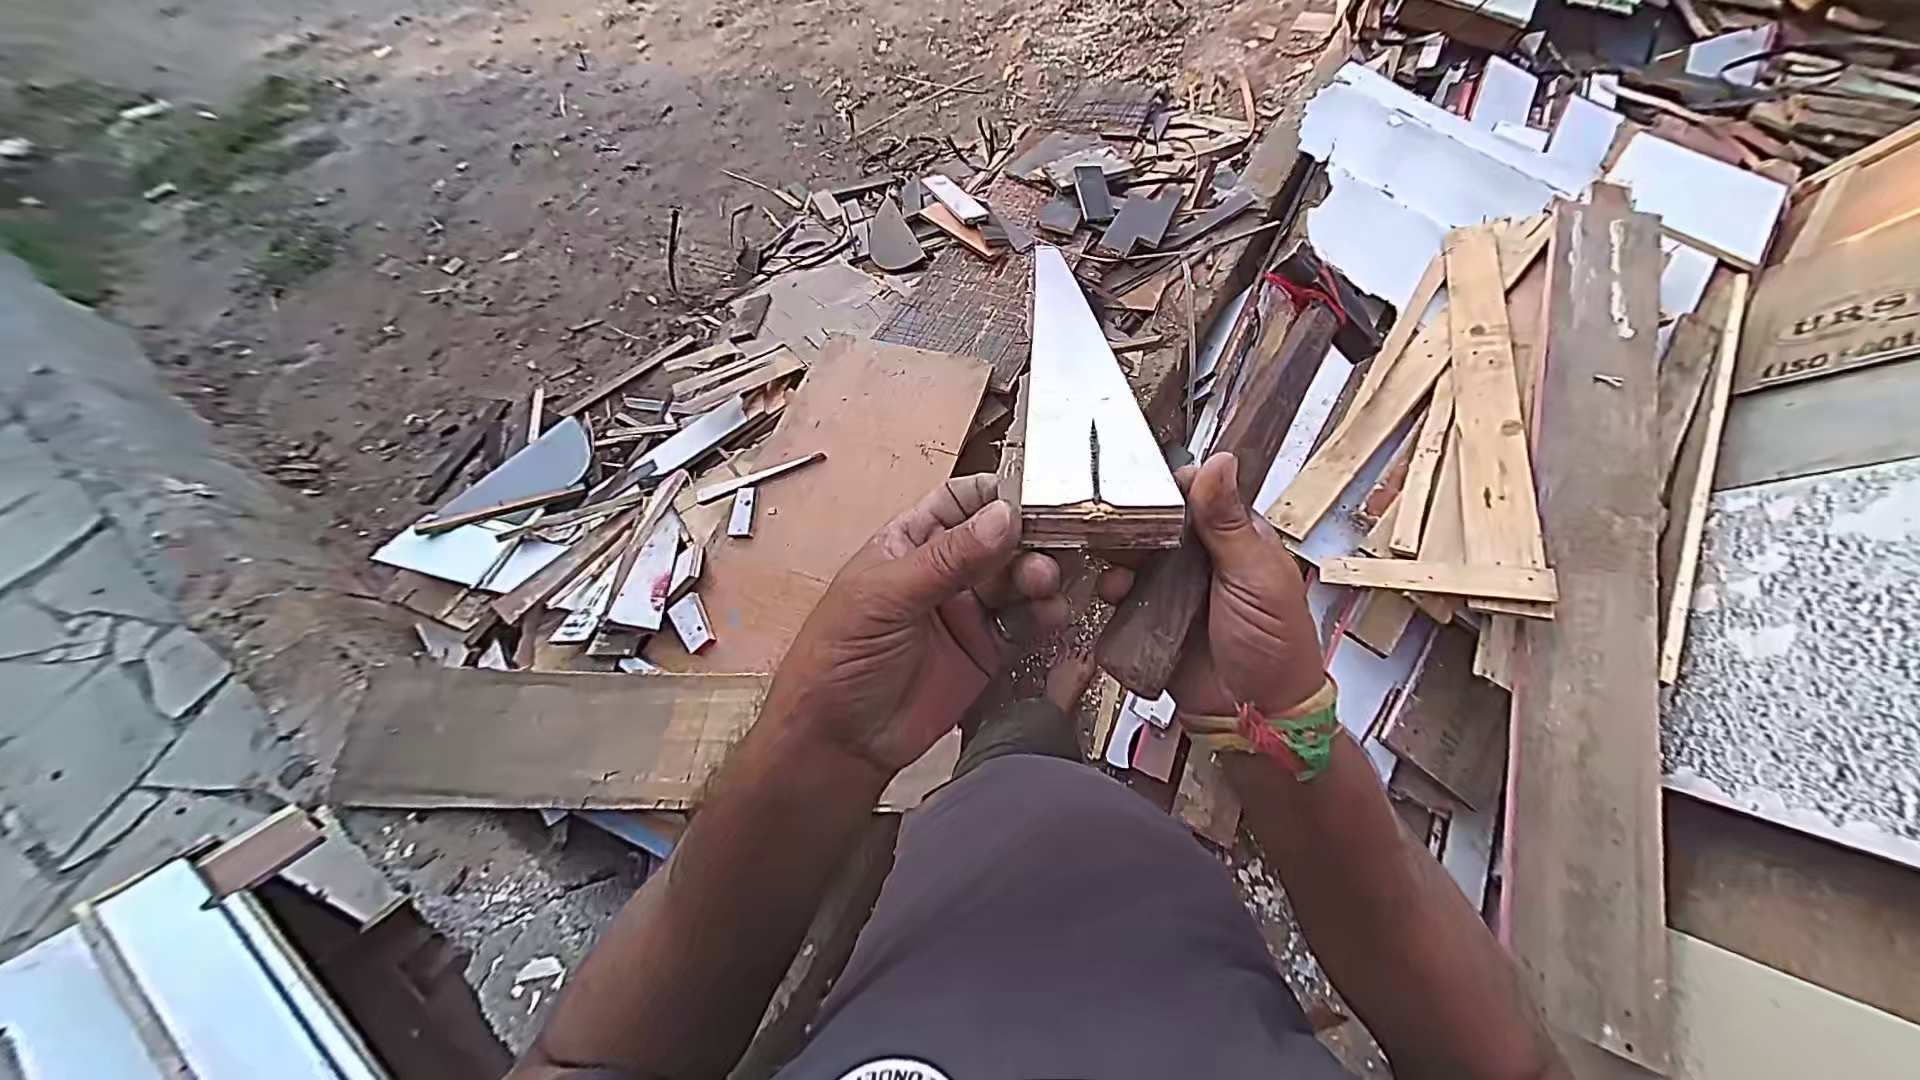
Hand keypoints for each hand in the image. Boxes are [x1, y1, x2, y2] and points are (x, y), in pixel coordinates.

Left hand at [761, 475, 1067, 776]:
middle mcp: (944, 571)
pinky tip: (1049, 612)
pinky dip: (1043, 614)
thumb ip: (947, 559)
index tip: (1033, 493)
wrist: (842, 741)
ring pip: (1017, 578)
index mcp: (911, 542)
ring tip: (1043, 580)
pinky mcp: (987, 649)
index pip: (960, 501)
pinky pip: (1025, 622)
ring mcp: (967, 610)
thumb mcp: (886, 596)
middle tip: (1050, 540)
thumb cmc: (837, 657)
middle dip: (1027, 536)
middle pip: (999, 538)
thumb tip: (1001, 517)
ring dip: (1038, 574)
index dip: (995, 493)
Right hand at [1099, 453, 1324, 719]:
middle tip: (1110, 518)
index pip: (1197, 497)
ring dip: (1120, 554)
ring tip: (1114, 561)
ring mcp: (1172, 588)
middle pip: (1157, 524)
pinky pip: (1123, 593)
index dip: (1168, 486)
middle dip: (1133, 521)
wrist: (1252, 714)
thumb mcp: (1254, 576)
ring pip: (1135, 556)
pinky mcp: (1149, 616)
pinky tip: (1112, 592)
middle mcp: (1200, 558)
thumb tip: (1218, 460)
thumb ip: (1228, 522)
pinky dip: (1113, 588)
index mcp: (1234, 538)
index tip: (1138, 478)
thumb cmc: (1272, 642)